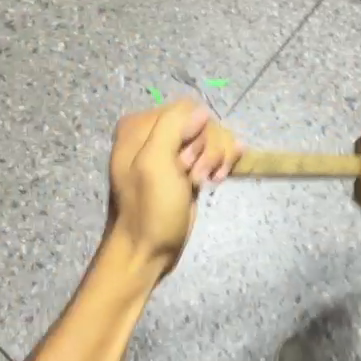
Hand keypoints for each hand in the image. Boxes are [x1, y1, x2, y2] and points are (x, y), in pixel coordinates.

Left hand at [105, 101, 241, 278]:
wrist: (147, 251)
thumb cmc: (149, 209)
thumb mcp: (154, 163)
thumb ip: (173, 127)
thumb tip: (201, 112)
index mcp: (139, 126)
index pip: (187, 109)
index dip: (196, 134)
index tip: (185, 163)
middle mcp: (154, 133)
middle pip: (202, 123)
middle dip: (207, 150)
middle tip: (194, 177)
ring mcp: (172, 152)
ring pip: (212, 137)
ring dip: (216, 158)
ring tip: (204, 182)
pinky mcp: (186, 168)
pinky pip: (214, 152)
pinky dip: (221, 163)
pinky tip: (218, 179)